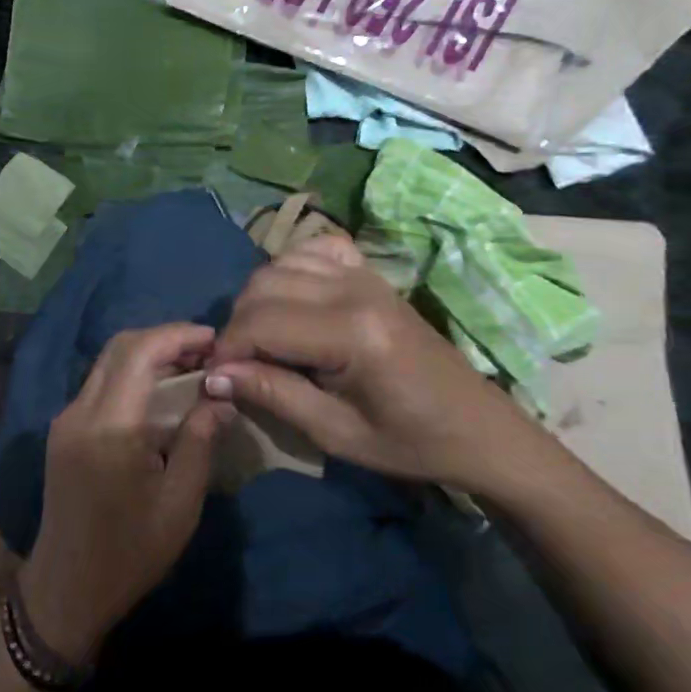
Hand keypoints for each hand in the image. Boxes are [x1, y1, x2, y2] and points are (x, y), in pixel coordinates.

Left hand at [18, 325, 231, 661]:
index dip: (178, 335)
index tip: (216, 339)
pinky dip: (133, 375)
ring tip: (191, 368)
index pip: (140, 352)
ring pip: (108, 362)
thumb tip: (222, 396)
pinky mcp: (63, 430)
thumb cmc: (130, 552)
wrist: (67, 588)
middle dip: (165, 338)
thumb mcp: (179, 502)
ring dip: (148, 354)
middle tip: (206, 352)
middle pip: (120, 347)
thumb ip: (200, 440)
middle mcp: (80, 411)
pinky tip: (161, 393)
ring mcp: (66, 418)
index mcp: (109, 426)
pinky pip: (100, 384)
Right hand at [206, 234, 555, 495]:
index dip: (227, 351)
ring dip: (258, 298)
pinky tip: (291, 300)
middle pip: (264, 286)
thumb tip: (213, 375)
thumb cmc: (410, 442)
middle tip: (238, 365)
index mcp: (352, 334)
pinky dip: (289, 268)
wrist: (477, 428)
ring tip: (262, 339)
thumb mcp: (335, 432)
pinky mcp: (371, 273)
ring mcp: (365, 274)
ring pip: (280, 263)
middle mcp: (355, 290)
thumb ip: (272, 394)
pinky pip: (314, 248)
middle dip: (238, 325)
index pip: (260, 323)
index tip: (217, 380)